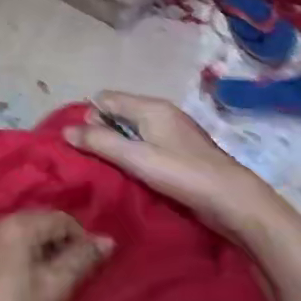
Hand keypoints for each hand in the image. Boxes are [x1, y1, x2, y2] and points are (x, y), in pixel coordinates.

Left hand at [0, 211, 112, 300]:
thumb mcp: (56, 287)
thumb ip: (83, 259)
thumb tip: (108, 240)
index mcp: (17, 224)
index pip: (62, 220)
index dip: (82, 240)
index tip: (91, 269)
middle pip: (43, 223)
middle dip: (63, 245)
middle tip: (75, 278)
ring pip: (28, 234)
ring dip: (46, 251)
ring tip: (55, 283)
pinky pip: (12, 244)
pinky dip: (28, 255)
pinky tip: (33, 282)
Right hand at [65, 91, 285, 242]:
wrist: (235, 201)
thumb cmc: (183, 175)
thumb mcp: (136, 158)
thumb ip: (100, 142)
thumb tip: (65, 130)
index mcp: (151, 107)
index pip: (106, 98)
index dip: (90, 116)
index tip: (81, 142)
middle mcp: (162, 113)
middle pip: (119, 112)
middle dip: (102, 130)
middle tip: (91, 158)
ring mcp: (174, 132)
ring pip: (134, 130)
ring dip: (119, 145)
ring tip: (107, 168)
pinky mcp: (182, 152)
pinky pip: (148, 144)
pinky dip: (135, 154)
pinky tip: (132, 174)